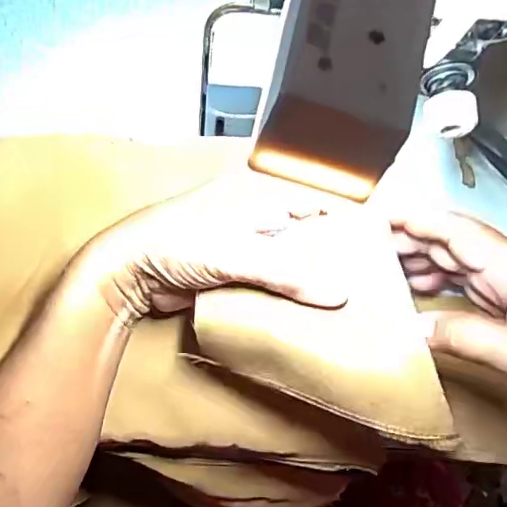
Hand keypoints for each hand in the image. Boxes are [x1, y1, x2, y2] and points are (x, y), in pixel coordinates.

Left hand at [71, 172, 350, 326]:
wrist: (127, 272)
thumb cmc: (175, 243)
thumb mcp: (237, 254)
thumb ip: (287, 272)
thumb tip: (338, 293)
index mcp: (256, 194)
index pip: (313, 202)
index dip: (344, 221)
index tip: (378, 246)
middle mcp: (252, 215)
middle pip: (303, 234)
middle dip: (329, 255)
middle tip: (366, 280)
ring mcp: (239, 245)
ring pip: (285, 261)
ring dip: (306, 279)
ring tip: (344, 301)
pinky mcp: (228, 273)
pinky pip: (266, 283)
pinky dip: (283, 295)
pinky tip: (304, 312)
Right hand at [393, 211, 506, 438]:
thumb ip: (470, 338)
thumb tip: (413, 327)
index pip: (461, 234)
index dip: (419, 221)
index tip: (378, 216)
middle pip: (453, 245)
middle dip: (408, 239)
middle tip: (362, 246)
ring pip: (455, 265)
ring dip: (417, 261)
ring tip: (377, 267)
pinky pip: (462, 288)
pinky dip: (433, 285)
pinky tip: (412, 291)